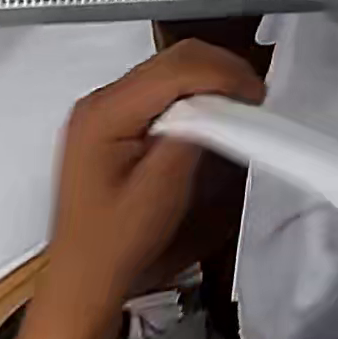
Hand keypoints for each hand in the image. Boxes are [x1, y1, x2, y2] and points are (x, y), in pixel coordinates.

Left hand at [6, 40, 263, 338]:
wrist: (83, 280)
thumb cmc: (114, 245)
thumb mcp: (161, 191)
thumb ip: (192, 137)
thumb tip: (223, 104)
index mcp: (103, 115)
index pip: (174, 70)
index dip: (222, 74)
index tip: (254, 93)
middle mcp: (101, 100)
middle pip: (174, 58)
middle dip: (221, 69)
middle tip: (253, 95)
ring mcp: (107, 104)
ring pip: (173, 64)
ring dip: (212, 76)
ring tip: (240, 101)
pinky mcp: (119, 113)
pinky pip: (166, 81)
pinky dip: (198, 87)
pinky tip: (215, 108)